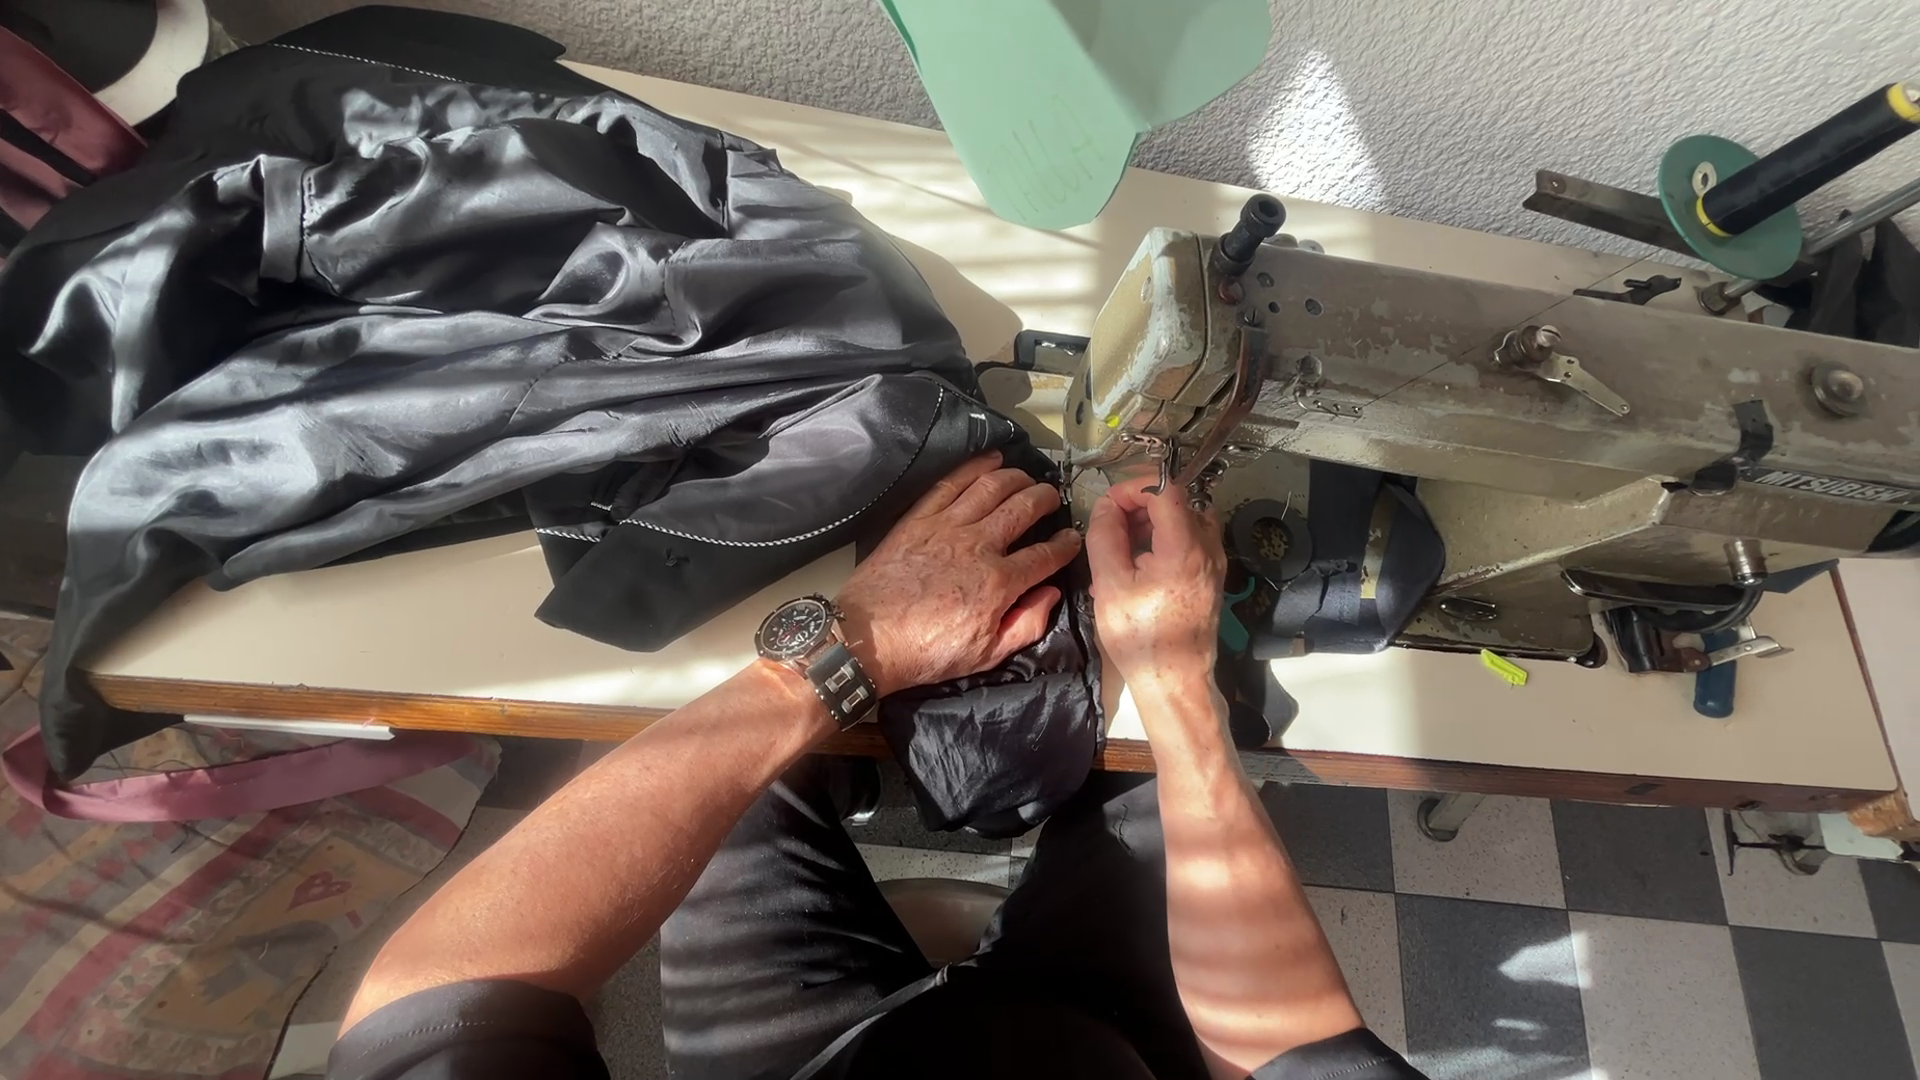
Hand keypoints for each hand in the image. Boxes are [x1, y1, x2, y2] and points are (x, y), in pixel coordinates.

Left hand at [836, 451, 1082, 696]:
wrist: (867, 639)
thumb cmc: (927, 652)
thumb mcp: (986, 656)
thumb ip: (1026, 625)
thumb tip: (1050, 594)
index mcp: (999, 582)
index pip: (1044, 555)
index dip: (1065, 545)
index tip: (1072, 538)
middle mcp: (978, 545)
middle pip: (1023, 508)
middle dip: (1045, 498)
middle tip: (1052, 497)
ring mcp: (947, 526)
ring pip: (991, 487)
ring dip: (1015, 477)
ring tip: (1026, 477)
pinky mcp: (918, 519)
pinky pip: (951, 483)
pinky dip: (973, 467)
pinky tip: (989, 460)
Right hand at [1084, 475, 1226, 695]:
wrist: (1174, 680)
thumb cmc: (1140, 637)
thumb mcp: (1109, 585)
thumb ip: (1105, 536)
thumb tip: (1106, 507)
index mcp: (1185, 547)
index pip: (1166, 488)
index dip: (1133, 487)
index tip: (1109, 503)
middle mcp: (1208, 548)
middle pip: (1177, 500)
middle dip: (1139, 503)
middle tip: (1110, 525)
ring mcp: (1213, 562)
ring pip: (1183, 518)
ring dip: (1150, 522)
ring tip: (1120, 546)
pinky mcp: (1210, 576)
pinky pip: (1188, 540)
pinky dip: (1162, 540)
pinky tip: (1136, 565)